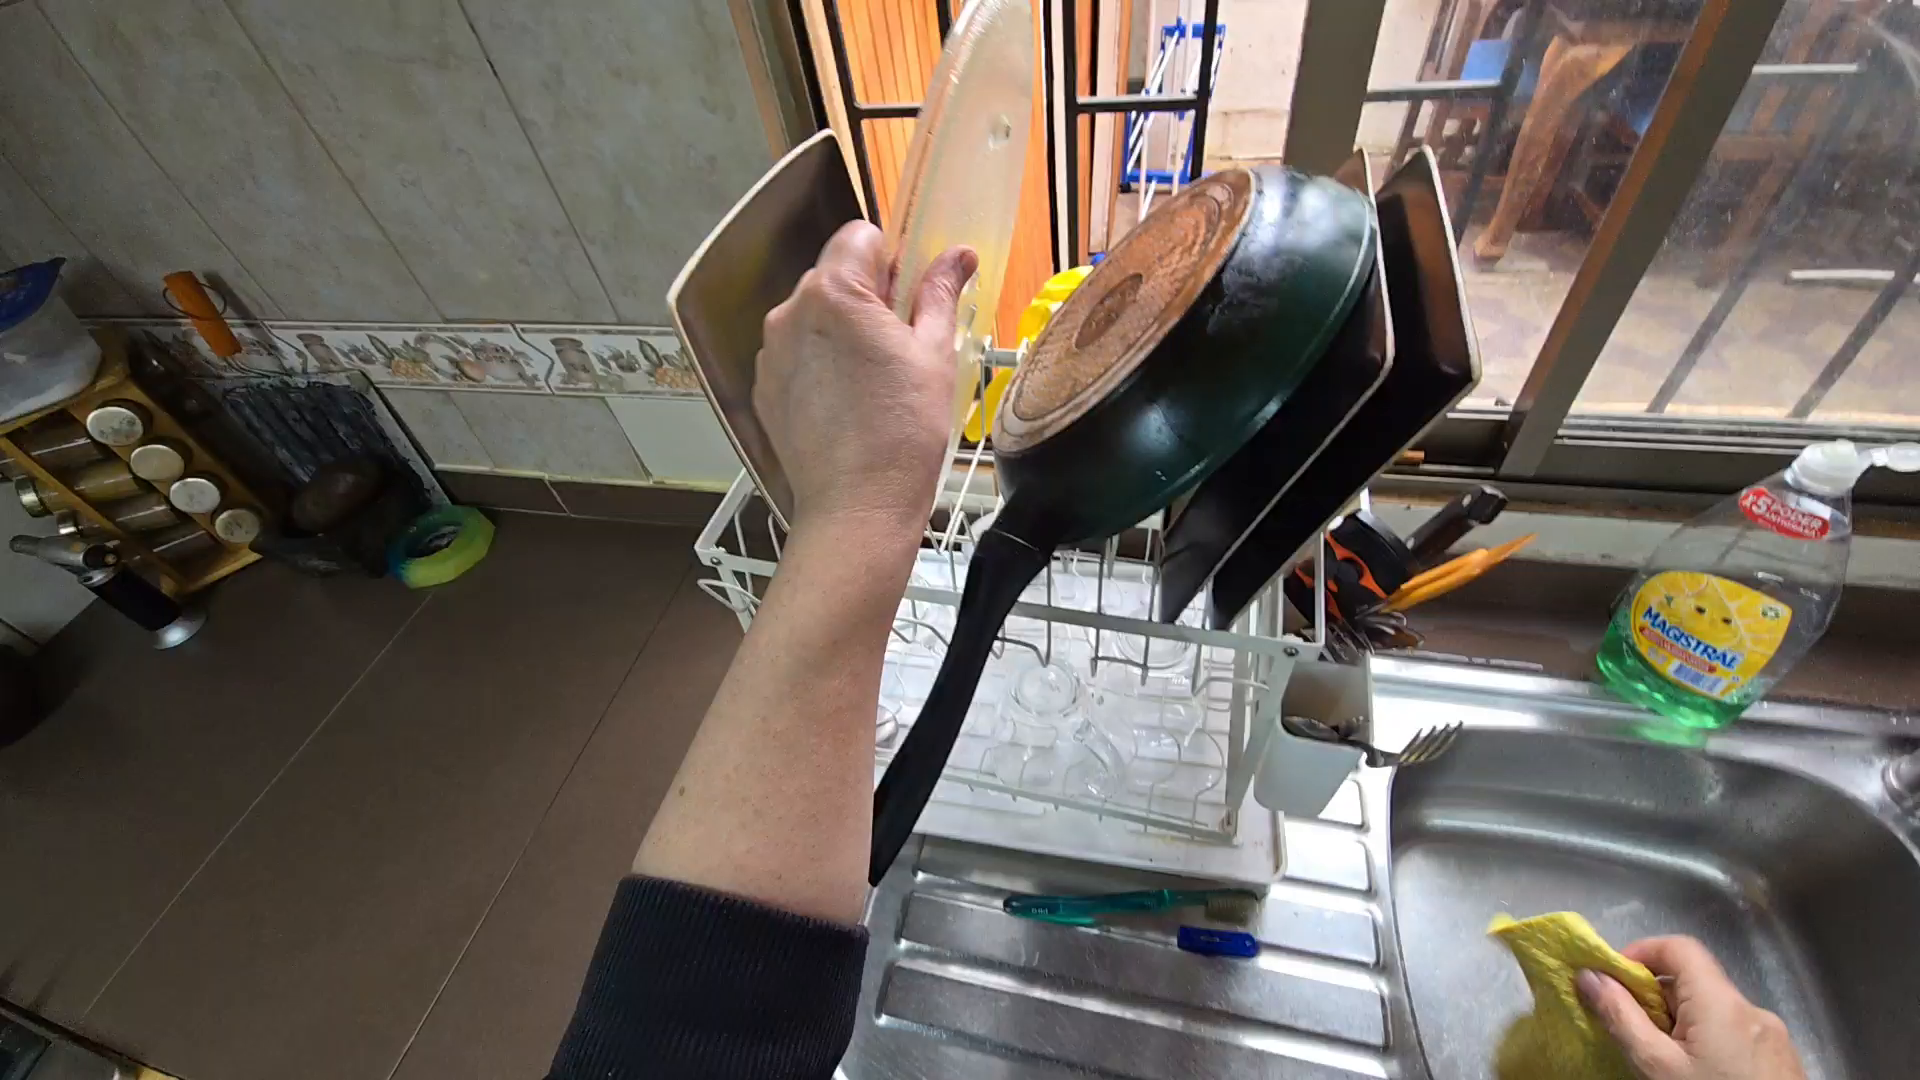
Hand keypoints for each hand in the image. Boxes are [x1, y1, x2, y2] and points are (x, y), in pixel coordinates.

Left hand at [753, 220, 976, 539]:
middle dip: (865, 298)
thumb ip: (939, 294)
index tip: (908, 302)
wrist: (856, 505)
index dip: (891, 261)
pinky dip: (818, 365)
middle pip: (833, 276)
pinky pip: (795, 355)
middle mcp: (790, 312)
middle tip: (898, 350)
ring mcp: (770, 352)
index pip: (861, 236)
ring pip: (812, 318)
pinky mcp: (764, 387)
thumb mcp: (934, 355)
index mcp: (833, 292)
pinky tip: (844, 405)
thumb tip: (958, 254)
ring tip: (870, 385)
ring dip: (840, 333)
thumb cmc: (904, 430)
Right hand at [1578, 936, 1805, 1079]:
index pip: (1678, 947)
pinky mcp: (1784, 1064)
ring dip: (1680, 1023)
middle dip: (1655, 997)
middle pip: (1692, 983)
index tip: (1616, 979)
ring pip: (1712, 1011)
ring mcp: (1775, 1041)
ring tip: (1666, 1058)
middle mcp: (1755, 1013)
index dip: (1641, 951)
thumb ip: (1619, 1014)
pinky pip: (1734, 1034)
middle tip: (1633, 1028)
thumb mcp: (1656, 1064)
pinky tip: (1698, 1073)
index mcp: (1724, 1004)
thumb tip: (1588, 974)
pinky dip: (1706, 1041)